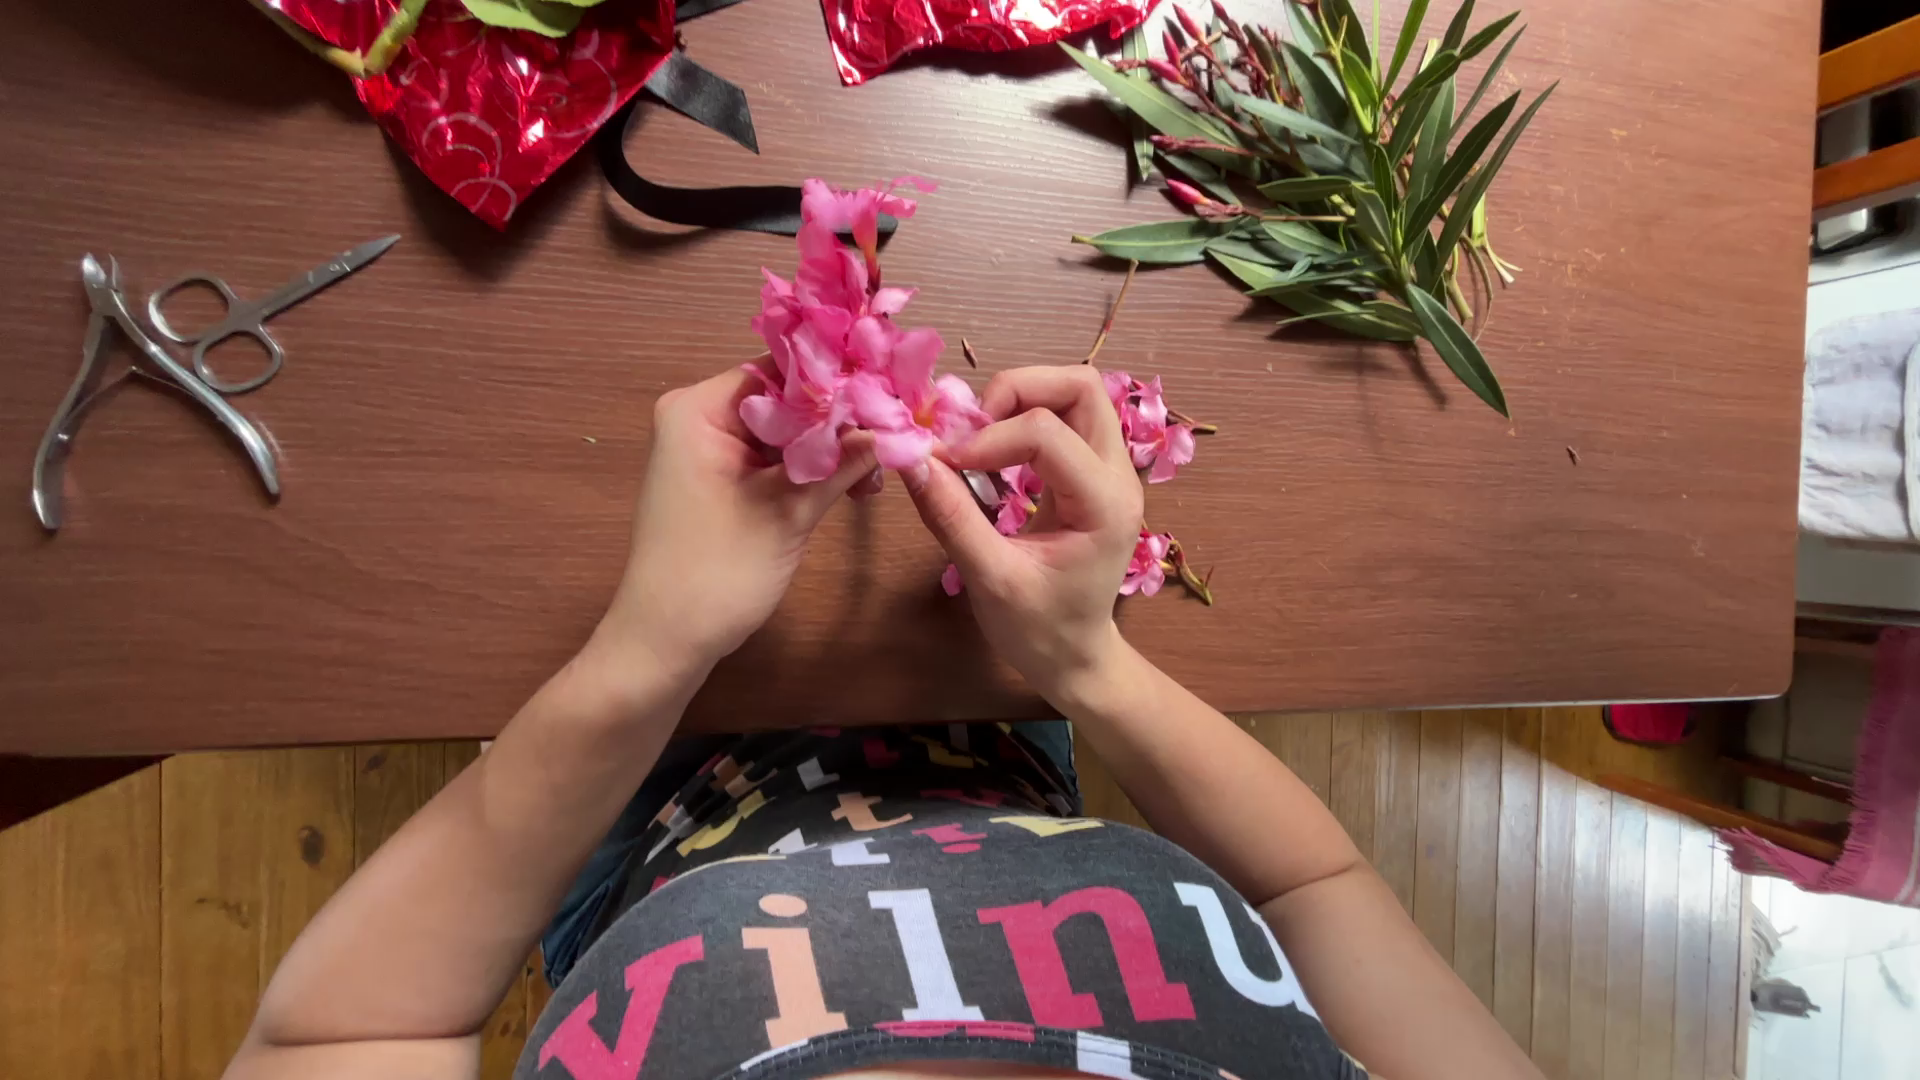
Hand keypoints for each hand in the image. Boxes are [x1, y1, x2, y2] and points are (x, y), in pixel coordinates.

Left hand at [591, 366, 880, 685]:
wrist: (667, 641)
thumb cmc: (717, 572)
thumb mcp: (788, 512)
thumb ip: (843, 463)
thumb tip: (898, 429)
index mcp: (700, 409)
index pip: (781, 371)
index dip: (838, 382)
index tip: (889, 399)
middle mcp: (701, 418)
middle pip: (786, 400)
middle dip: (840, 421)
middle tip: (893, 440)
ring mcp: (711, 451)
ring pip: (787, 432)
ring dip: (831, 450)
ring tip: (876, 475)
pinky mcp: (723, 480)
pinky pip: (775, 460)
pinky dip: (812, 471)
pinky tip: (852, 486)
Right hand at [902, 365, 1143, 701]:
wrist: (1075, 658)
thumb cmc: (1039, 631)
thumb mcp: (990, 579)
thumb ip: (951, 516)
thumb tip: (910, 458)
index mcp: (1104, 504)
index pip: (1047, 432)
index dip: (988, 438)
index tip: (944, 463)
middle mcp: (1118, 475)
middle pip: (1080, 387)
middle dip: (1016, 391)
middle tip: (969, 430)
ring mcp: (1109, 471)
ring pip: (1073, 394)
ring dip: (1018, 401)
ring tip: (976, 439)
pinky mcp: (1089, 473)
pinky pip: (1062, 420)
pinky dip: (1020, 421)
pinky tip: (990, 454)